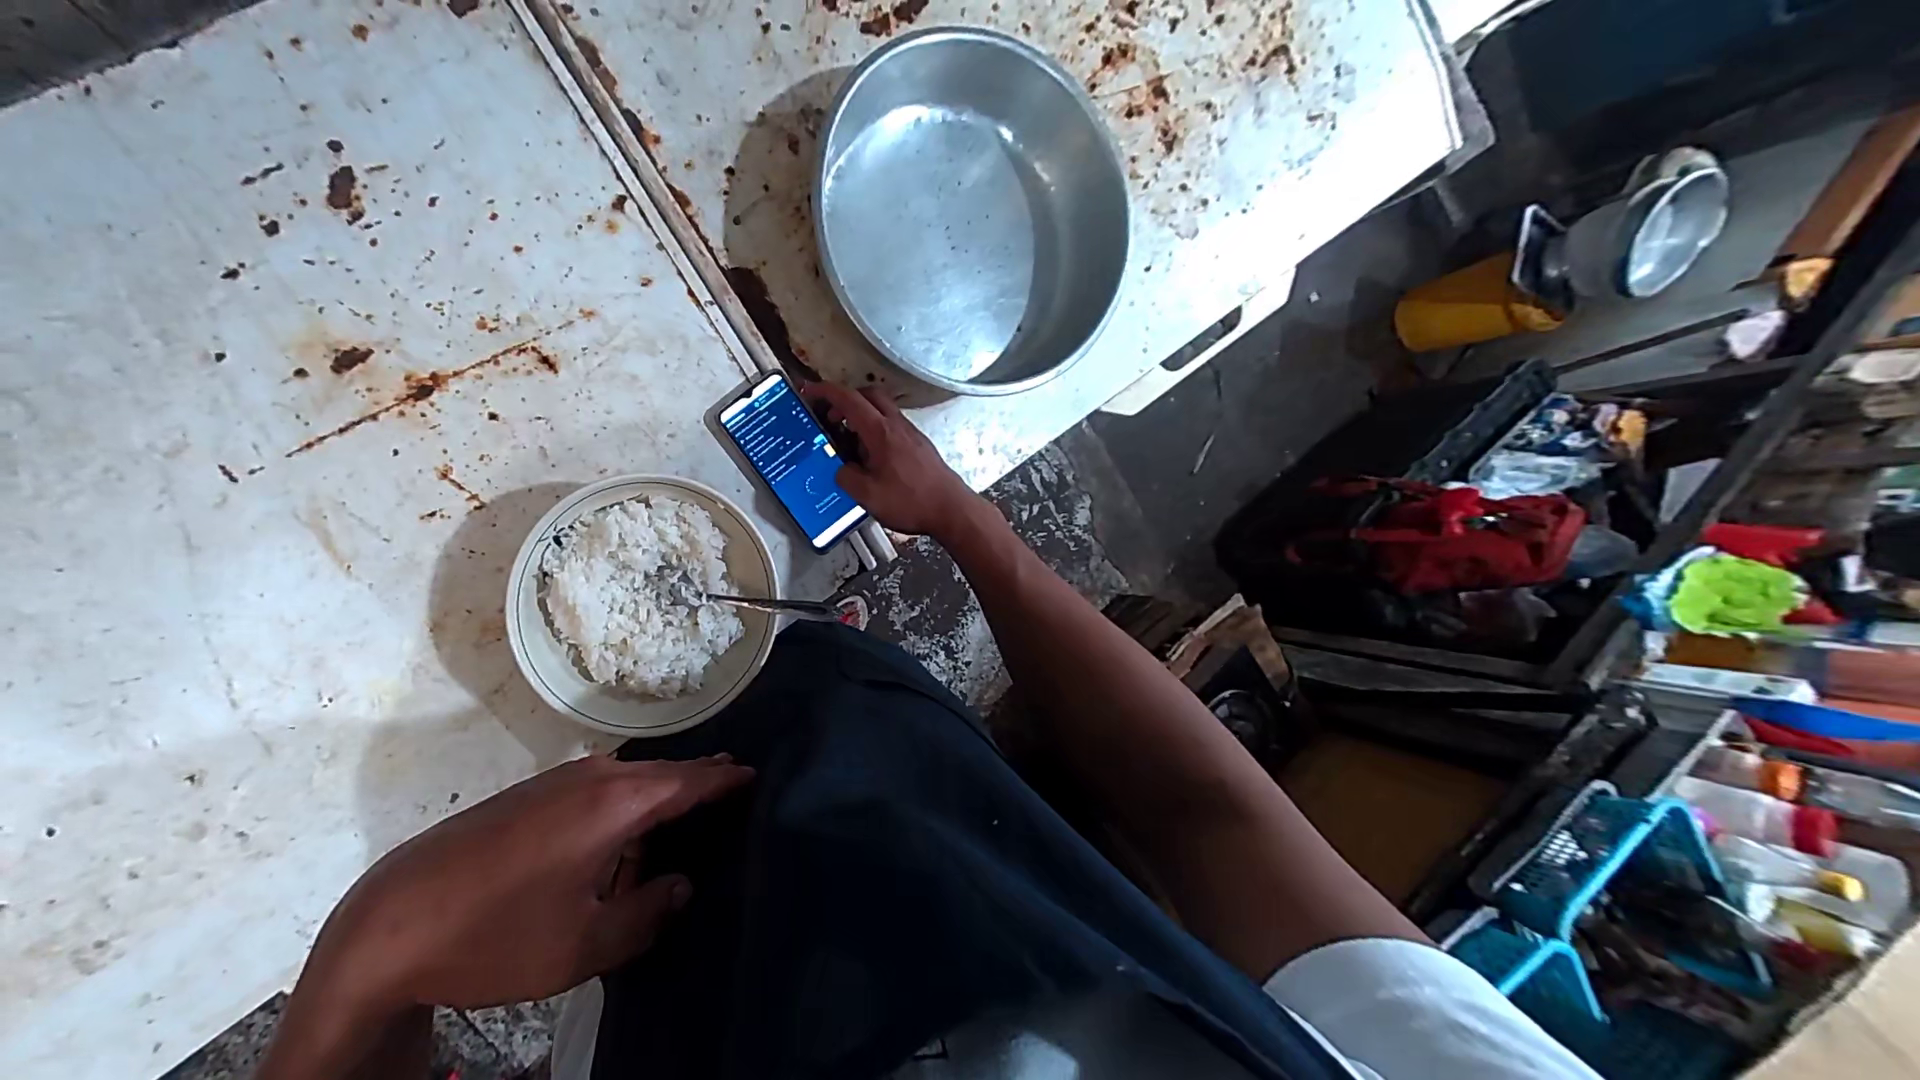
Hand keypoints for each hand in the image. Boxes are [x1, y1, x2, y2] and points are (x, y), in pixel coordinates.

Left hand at [300, 754, 753, 1012]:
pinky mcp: (530, 793)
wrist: (387, 924)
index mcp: (616, 806)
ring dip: (662, 783)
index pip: (689, 783)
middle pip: (663, 770)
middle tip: (731, 777)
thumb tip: (680, 886)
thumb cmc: (495, 935)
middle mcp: (593, 779)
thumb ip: (646, 914)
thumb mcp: (581, 945)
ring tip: (688, 792)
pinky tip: (626, 816)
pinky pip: (600, 781)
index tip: (753, 774)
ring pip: (630, 774)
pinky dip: (629, 790)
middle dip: (698, 774)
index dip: (724, 780)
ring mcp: (558, 781)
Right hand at [801, 380, 986, 538]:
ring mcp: (911, 434)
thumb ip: (846, 477)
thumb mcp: (867, 495)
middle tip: (831, 416)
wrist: (951, 509)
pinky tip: (872, 456)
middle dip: (846, 399)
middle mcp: (897, 426)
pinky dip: (877, 431)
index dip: (826, 391)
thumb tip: (841, 469)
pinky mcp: (920, 446)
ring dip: (863, 416)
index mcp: (880, 432)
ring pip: (883, 410)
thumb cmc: (912, 501)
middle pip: (869, 395)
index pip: (849, 399)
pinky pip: (893, 427)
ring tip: (849, 441)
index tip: (810, 390)